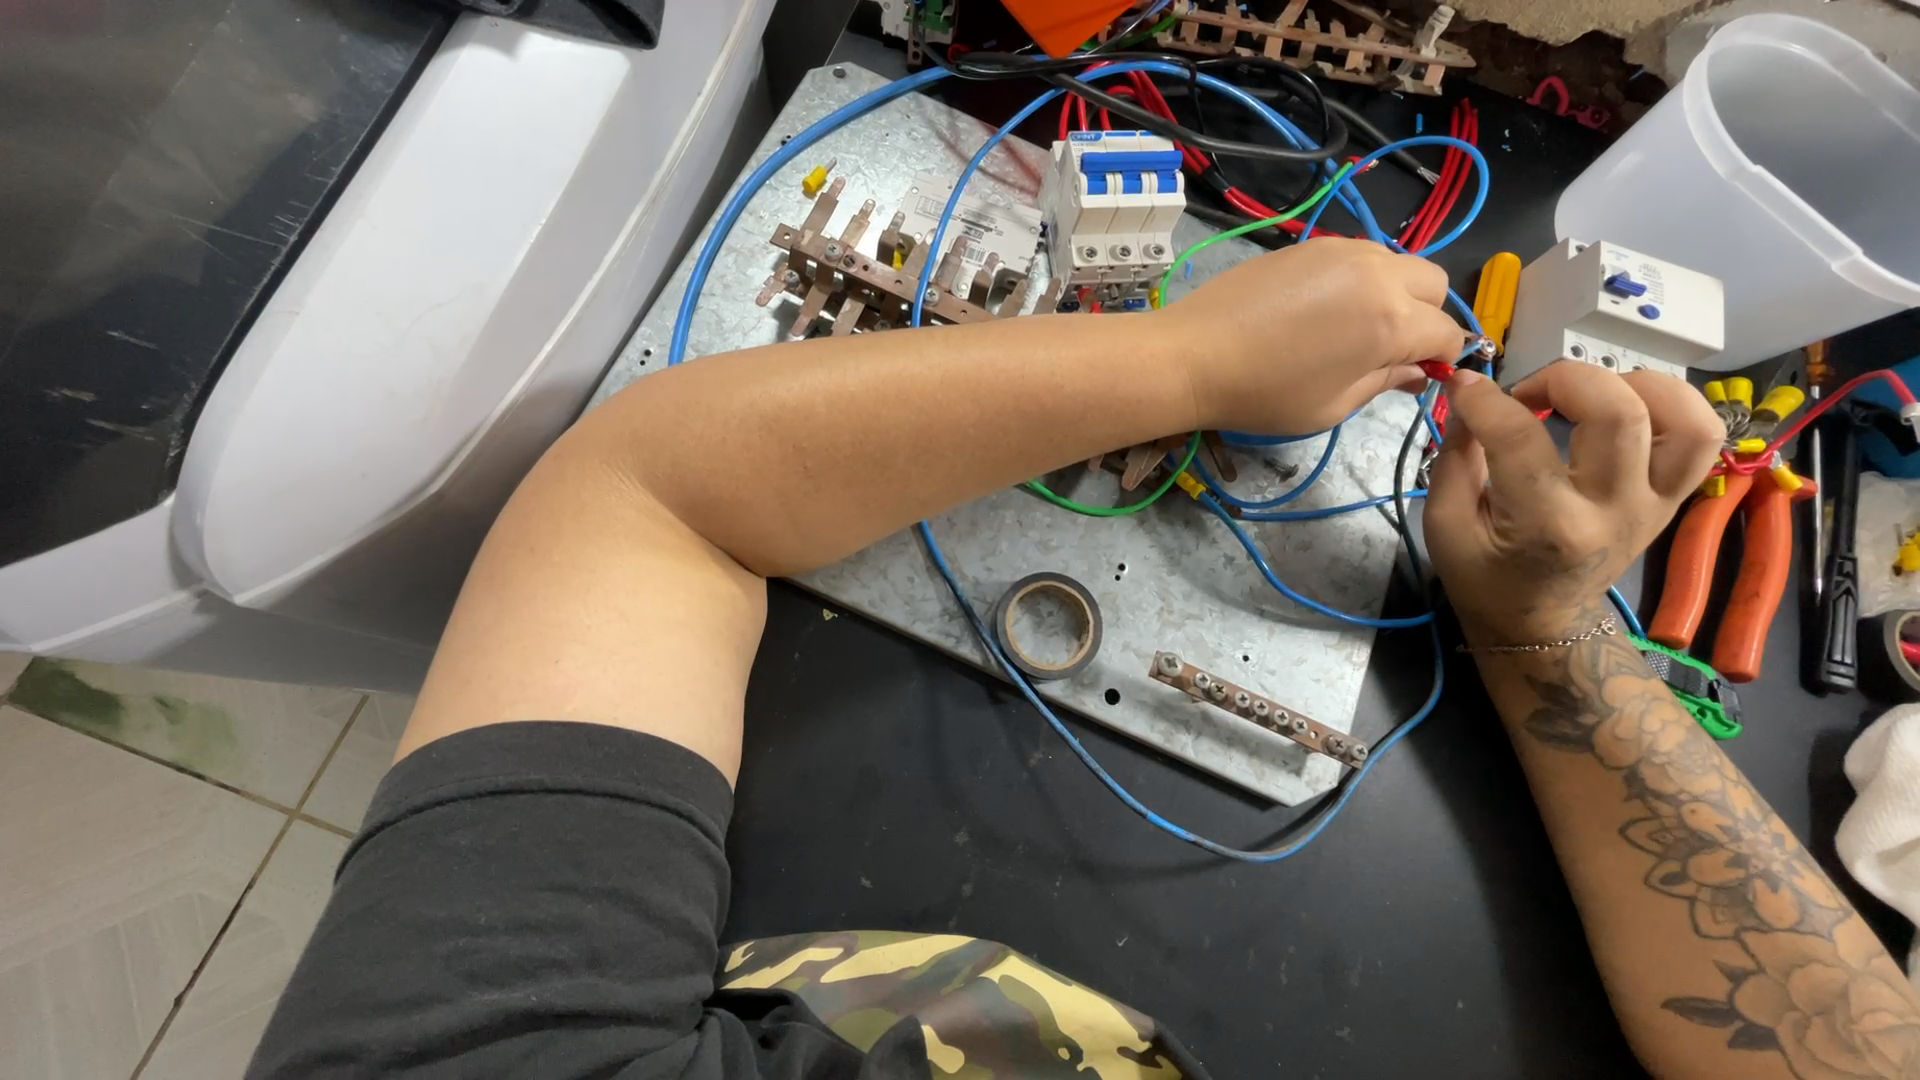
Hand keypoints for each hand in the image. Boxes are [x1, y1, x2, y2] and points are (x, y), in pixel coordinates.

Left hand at [1151, 237, 1469, 433]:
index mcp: (1391, 320)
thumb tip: (1418, 371)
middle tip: (1389, 349)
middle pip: (1434, 284)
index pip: (1447, 333)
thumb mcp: (1331, 406)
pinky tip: (1321, 309)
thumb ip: (1385, 382)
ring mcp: (1341, 251)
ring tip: (1352, 328)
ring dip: (1394, 292)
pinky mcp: (1308, 244)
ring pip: (1396, 263)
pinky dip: (1358, 279)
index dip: (1441, 359)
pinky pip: (1356, 256)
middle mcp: (1377, 274)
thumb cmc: (1261, 394)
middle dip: (1426, 316)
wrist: (1192, 355)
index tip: (1419, 375)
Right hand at [1424, 363, 1722, 646]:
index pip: (1519, 437)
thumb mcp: (1444, 525)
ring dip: (1630, 385)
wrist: (1539, 622)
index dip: (1484, 400)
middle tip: (1525, 394)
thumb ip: (1455, 459)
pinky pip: (1701, 435)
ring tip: (1584, 394)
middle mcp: (1612, 509)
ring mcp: (1654, 503)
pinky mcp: (1673, 497)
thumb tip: (1470, 398)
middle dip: (1562, 379)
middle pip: (1617, 413)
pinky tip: (1624, 405)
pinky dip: (1671, 404)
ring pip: (1682, 416)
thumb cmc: (1482, 576)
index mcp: (1545, 523)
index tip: (1461, 387)